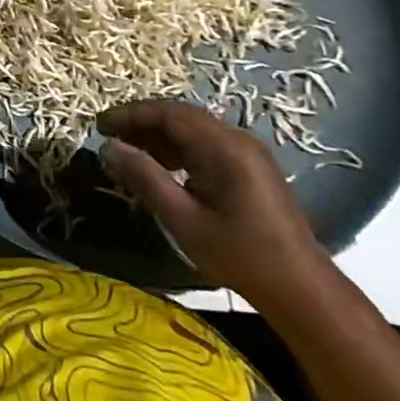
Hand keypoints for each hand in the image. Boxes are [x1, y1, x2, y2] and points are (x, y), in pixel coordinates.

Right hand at [98, 99, 331, 307]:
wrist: (300, 287)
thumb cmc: (239, 255)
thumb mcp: (183, 218)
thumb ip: (144, 177)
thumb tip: (107, 147)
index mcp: (224, 148)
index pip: (168, 113)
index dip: (129, 114)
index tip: (98, 125)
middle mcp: (237, 140)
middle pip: (180, 116)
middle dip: (140, 122)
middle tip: (107, 137)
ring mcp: (247, 152)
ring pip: (192, 129)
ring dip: (157, 136)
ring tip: (126, 153)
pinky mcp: (249, 167)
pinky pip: (205, 145)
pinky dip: (176, 149)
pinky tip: (158, 168)